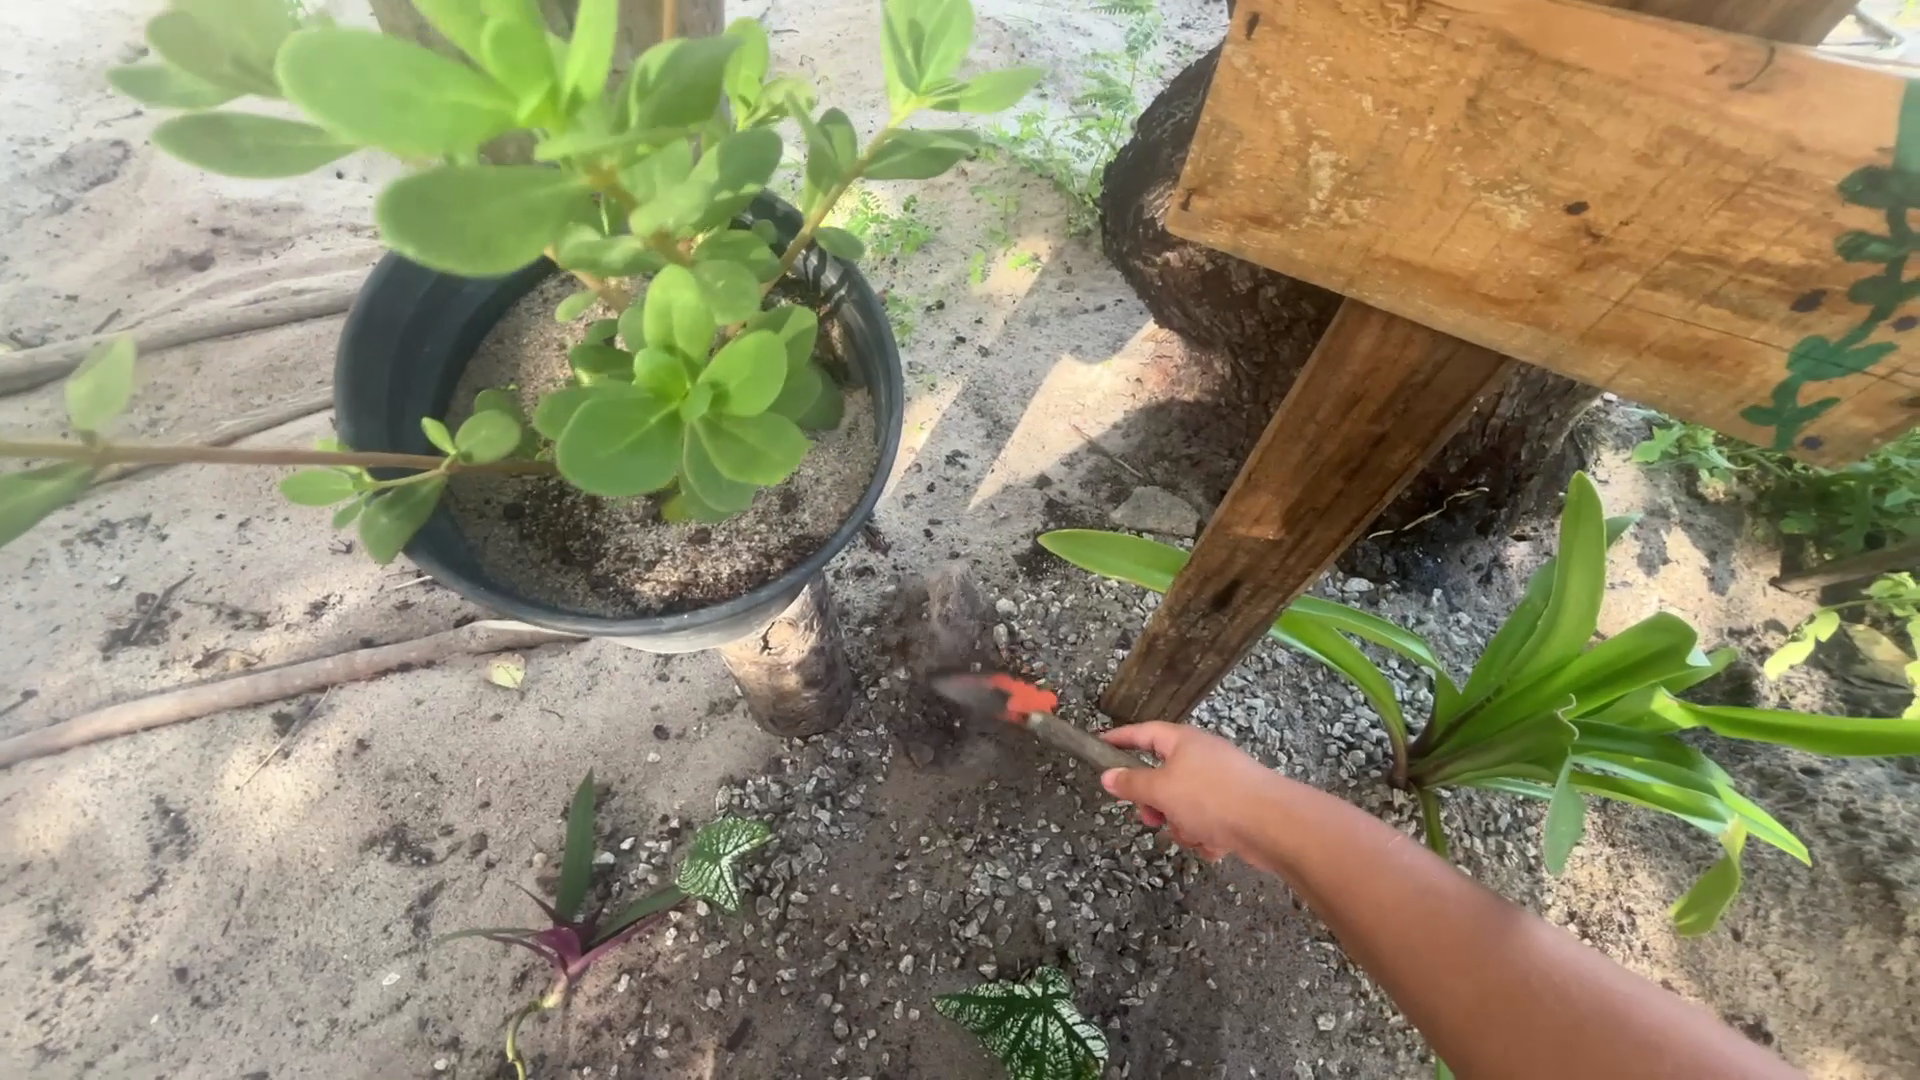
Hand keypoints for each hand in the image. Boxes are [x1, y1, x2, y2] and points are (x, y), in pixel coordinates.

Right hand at [1099, 722, 1279, 861]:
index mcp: (1182, 742)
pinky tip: (1214, 844)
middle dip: (1155, 802)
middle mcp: (1202, 757)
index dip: (1120, 738)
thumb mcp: (1161, 789)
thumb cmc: (1212, 797)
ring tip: (1192, 834)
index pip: (1143, 733)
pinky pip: (1208, 821)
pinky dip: (1206, 835)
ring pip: (1184, 804)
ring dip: (1181, 824)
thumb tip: (1108, 776)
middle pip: (1163, 776)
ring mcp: (1222, 783)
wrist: (1273, 824)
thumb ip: (1131, 784)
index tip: (1101, 744)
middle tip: (1150, 817)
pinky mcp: (1238, 808)